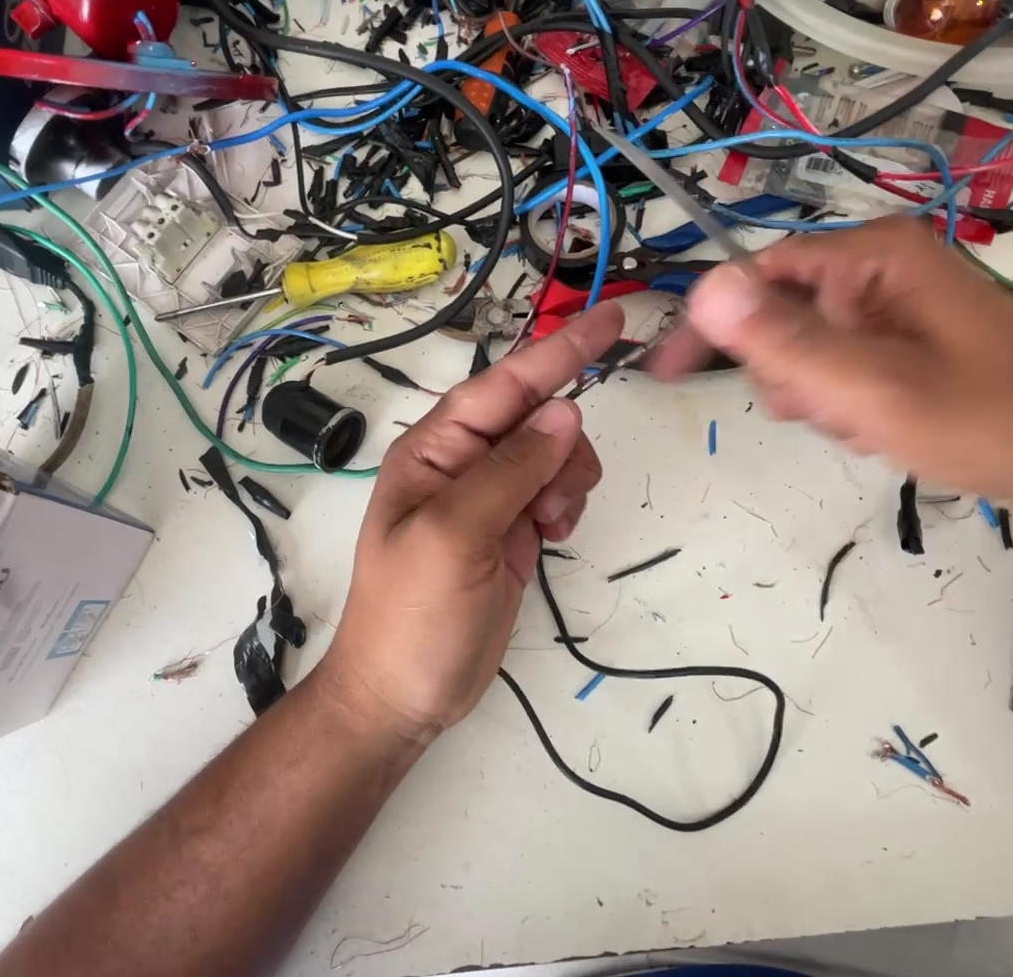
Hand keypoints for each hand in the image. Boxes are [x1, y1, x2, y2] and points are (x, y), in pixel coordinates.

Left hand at [317, 303, 624, 743]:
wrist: (402, 693)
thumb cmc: (411, 615)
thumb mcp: (455, 538)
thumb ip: (510, 471)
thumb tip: (563, 413)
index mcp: (435, 449)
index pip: (505, 385)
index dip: (558, 350)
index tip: (610, 319)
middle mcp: (462, 463)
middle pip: (537, 418)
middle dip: (563, 445)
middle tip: (556, 499)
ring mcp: (488, 498)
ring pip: (553, 456)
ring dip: (566, 481)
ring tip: (546, 525)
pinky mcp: (510, 530)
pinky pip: (554, 493)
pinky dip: (564, 506)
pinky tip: (548, 537)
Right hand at [648, 216, 1012, 501]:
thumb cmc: (976, 420)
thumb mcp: (867, 386)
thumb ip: (782, 340)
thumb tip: (702, 289)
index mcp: (874, 255)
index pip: (756, 274)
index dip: (709, 323)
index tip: (668, 373)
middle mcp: (880, 264)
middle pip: (778, 310)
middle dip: (785, 370)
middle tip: (823, 408)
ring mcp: (892, 298)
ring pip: (802, 342)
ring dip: (812, 389)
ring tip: (859, 418)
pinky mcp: (900, 330)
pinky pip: (834, 357)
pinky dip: (837, 394)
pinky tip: (873, 418)